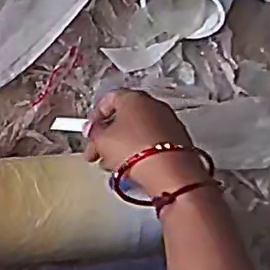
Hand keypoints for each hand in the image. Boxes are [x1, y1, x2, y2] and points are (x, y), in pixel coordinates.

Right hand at [84, 89, 210, 197]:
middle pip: (125, 117)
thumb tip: (95, 130)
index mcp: (134, 98)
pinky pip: (153, 143)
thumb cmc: (137, 150)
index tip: (90, 130)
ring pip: (140, 131)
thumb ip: (94, 132)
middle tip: (98, 149)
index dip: (95, 117)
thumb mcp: (101, 140)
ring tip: (114, 163)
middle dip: (109, 134)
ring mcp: (169, 123)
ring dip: (125, 145)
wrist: (168, 172)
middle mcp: (155, 106)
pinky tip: (133, 166)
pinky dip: (142, 152)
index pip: (108, 99)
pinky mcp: (179, 141)